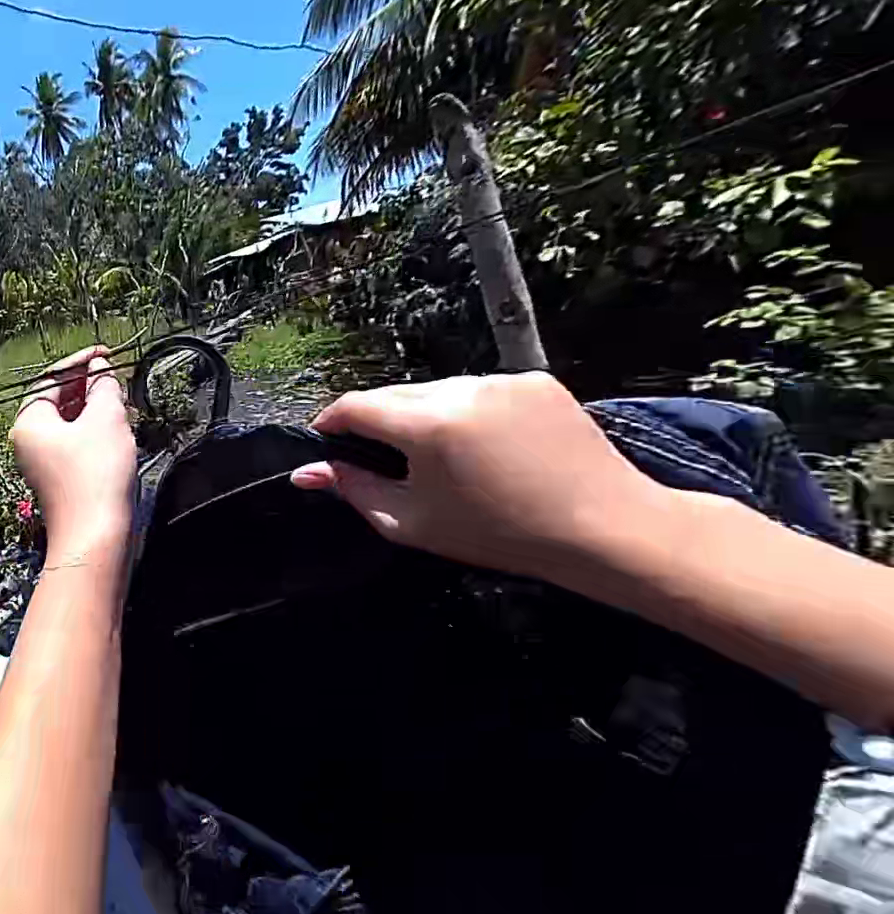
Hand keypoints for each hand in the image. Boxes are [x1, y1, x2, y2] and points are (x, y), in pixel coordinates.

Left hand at [10, 346, 136, 554]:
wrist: (94, 537)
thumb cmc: (96, 474)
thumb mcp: (105, 419)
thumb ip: (103, 386)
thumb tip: (100, 370)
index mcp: (28, 421)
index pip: (50, 379)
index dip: (79, 362)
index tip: (106, 354)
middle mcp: (27, 440)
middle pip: (56, 400)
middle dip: (86, 385)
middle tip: (115, 376)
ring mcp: (41, 462)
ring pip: (67, 422)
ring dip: (92, 408)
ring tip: (120, 401)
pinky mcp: (58, 478)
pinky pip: (73, 443)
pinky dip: (92, 431)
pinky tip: (115, 430)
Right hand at [289, 372, 676, 581]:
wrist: (609, 529)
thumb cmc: (497, 533)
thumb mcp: (408, 520)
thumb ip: (351, 488)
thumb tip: (305, 472)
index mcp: (429, 425)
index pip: (353, 405)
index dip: (330, 422)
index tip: (326, 443)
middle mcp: (463, 389)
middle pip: (390, 394)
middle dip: (372, 420)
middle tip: (376, 457)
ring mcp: (502, 380)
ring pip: (430, 390)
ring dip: (415, 414)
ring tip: (430, 453)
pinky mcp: (535, 380)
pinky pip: (472, 389)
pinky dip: (458, 410)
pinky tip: (474, 443)